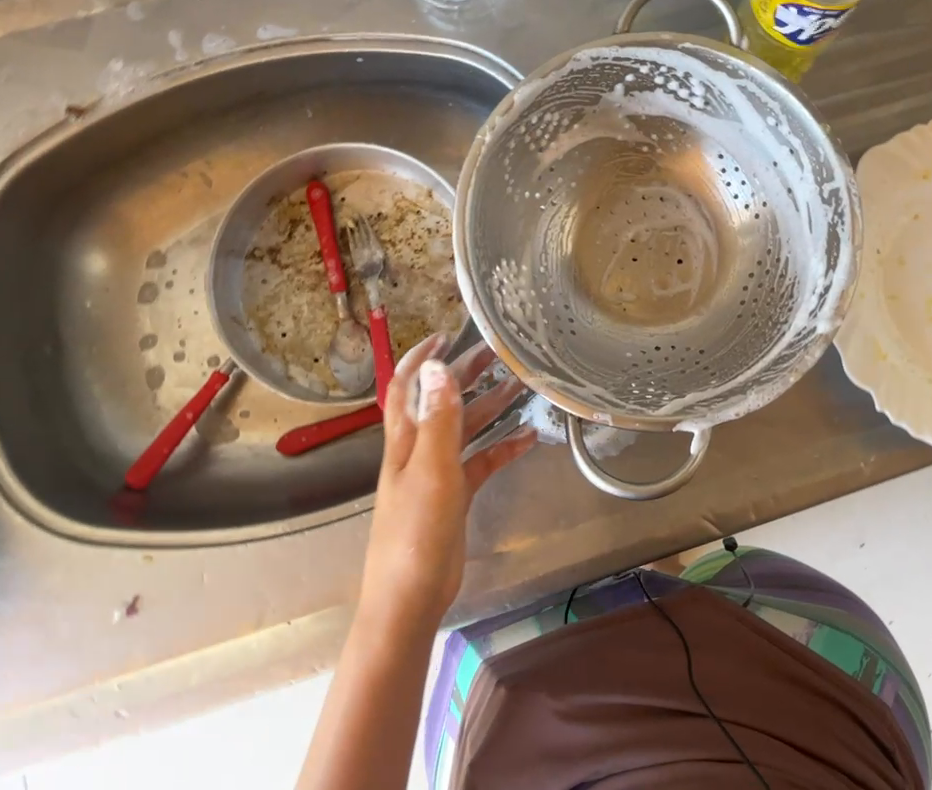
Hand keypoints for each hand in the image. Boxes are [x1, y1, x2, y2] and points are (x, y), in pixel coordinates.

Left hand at [357, 334, 535, 631]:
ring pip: (464, 431)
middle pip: (441, 403)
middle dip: (464, 374)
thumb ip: (438, 420)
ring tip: (519, 385)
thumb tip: (439, 367)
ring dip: (488, 407)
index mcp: (404, 441)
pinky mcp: (455, 499)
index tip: (445, 334)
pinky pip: (481, 464)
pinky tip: (527, 439)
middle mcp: (418, 451)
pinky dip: (502, 449)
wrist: (410, 597)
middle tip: (495, 353)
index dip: (419, 359)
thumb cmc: (415, 532)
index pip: (405, 387)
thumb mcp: (430, 470)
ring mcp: (437, 476)